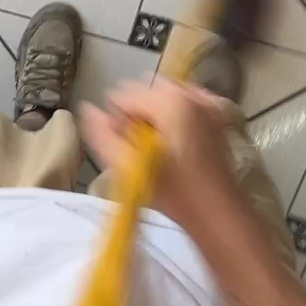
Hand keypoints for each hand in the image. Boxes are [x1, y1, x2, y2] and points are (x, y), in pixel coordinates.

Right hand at [79, 77, 243, 235]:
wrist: (217, 213)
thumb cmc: (172, 192)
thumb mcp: (128, 165)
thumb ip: (102, 133)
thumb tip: (88, 109)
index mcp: (170, 102)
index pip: (123, 95)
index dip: (115, 119)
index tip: (121, 146)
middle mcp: (191, 95)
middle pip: (144, 92)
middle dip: (134, 114)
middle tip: (137, 146)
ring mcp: (208, 105)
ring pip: (164, 96)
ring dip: (153, 115)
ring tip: (155, 145)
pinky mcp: (217, 118)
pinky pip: (185, 103)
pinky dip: (174, 115)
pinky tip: (173, 139)